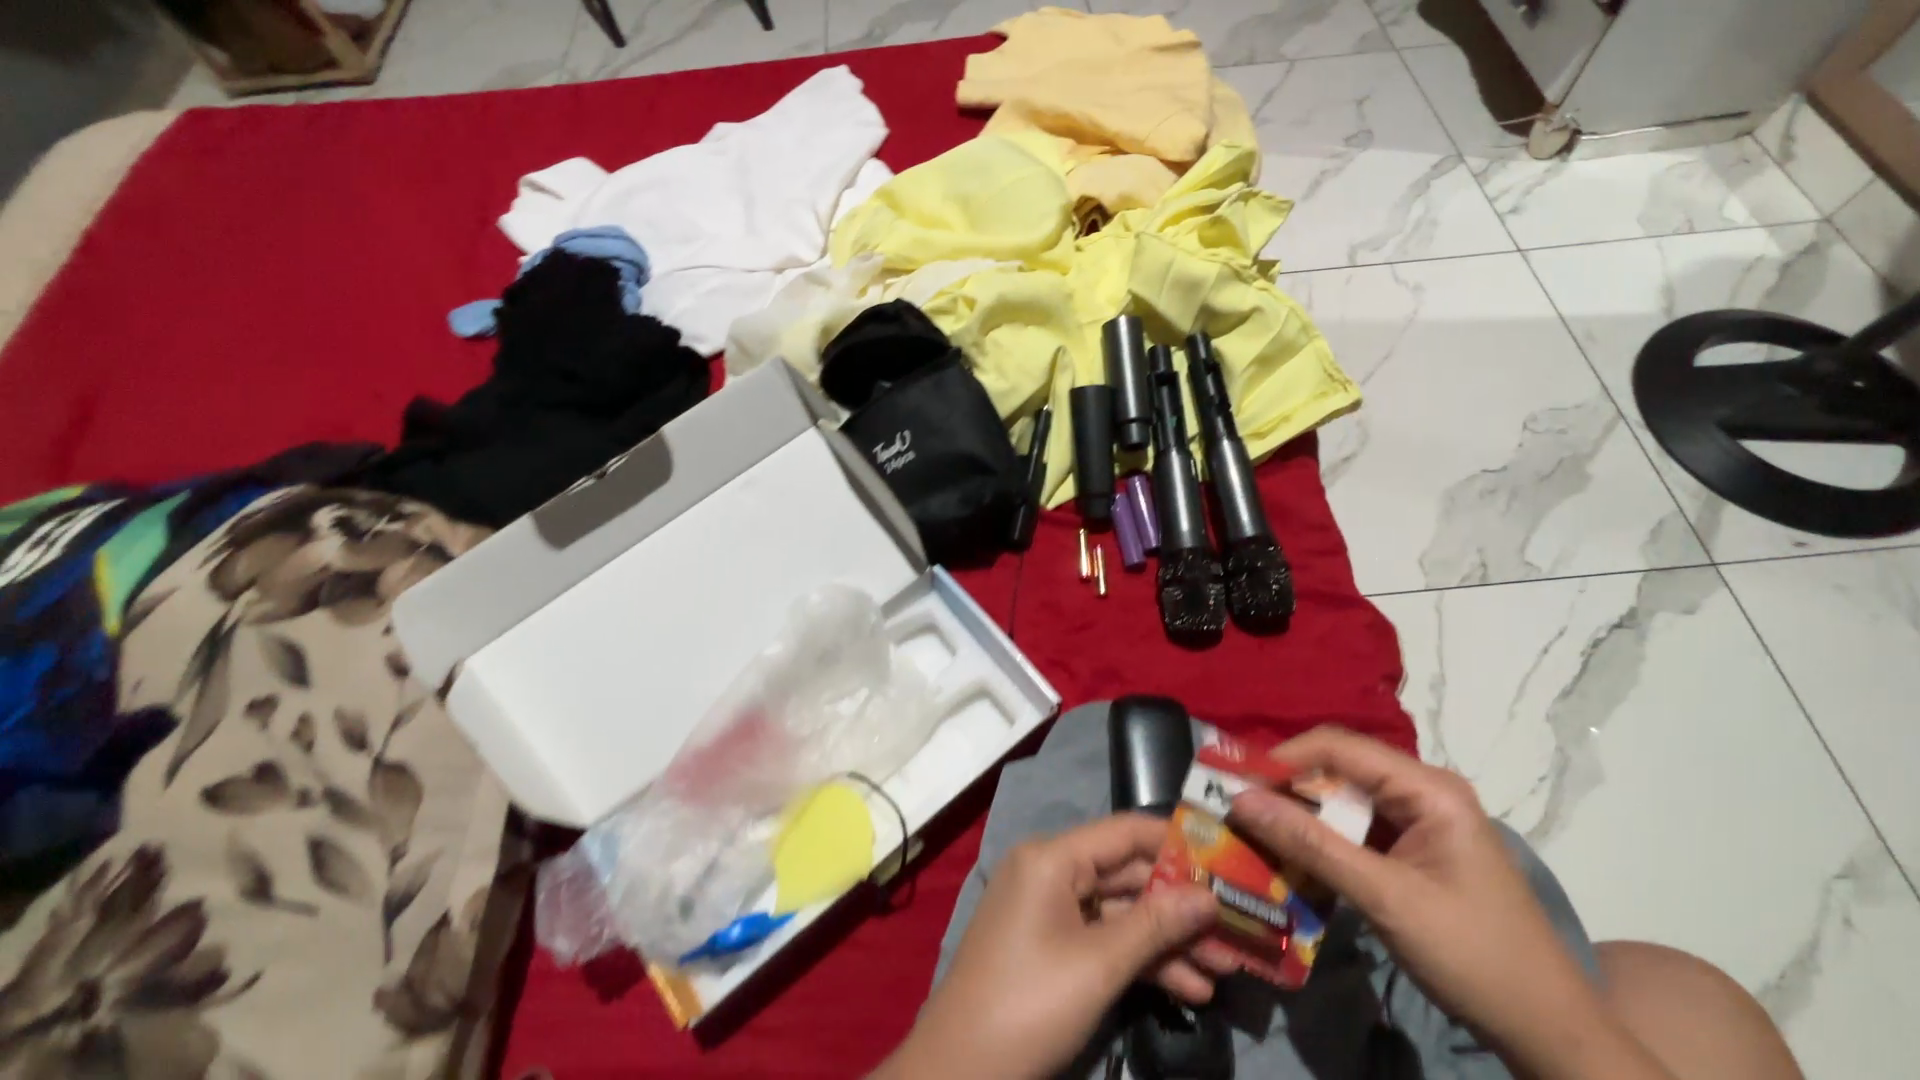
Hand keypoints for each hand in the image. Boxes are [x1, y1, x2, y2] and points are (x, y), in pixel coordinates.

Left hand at [874, 815, 1216, 1079]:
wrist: (960, 1069)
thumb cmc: (1030, 1002)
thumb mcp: (1100, 963)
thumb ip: (1157, 924)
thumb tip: (1209, 895)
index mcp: (1053, 858)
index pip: (1127, 832)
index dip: (1179, 844)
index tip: (1230, 862)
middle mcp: (1052, 873)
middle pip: (1130, 875)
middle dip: (1184, 906)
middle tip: (1239, 928)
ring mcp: (1051, 912)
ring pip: (1124, 913)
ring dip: (1172, 942)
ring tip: (1227, 970)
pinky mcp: (1054, 949)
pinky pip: (1107, 941)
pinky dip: (1144, 962)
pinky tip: (1191, 990)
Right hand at [1222, 728, 1626, 1072]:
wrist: (1543, 1025)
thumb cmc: (1471, 954)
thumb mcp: (1384, 897)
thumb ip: (1311, 844)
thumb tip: (1241, 800)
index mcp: (1429, 789)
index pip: (1340, 747)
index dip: (1283, 758)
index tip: (1234, 782)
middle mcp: (1424, 793)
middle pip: (1339, 771)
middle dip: (1286, 789)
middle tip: (1234, 812)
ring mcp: (1421, 823)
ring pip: (1344, 803)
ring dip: (1301, 819)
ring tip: (1251, 836)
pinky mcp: (1415, 852)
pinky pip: (1357, 832)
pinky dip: (1322, 844)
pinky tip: (1290, 862)